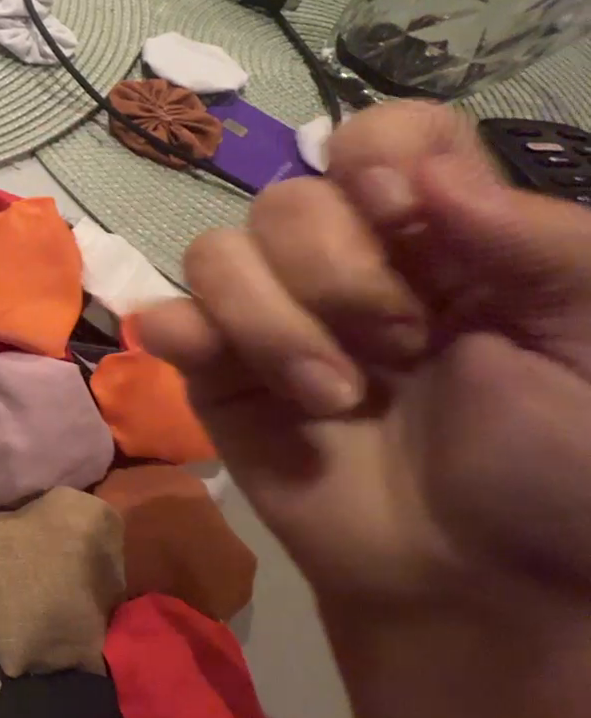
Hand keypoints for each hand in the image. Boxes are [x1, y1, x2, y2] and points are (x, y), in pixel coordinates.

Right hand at [138, 102, 590, 717]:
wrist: (477, 582)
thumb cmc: (570, 466)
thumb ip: (544, 241)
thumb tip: (419, 172)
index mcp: (444, 237)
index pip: (385, 135)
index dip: (377, 152)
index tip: (403, 212)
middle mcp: (345, 258)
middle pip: (286, 197)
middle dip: (339, 273)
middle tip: (403, 347)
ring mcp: (268, 310)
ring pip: (216, 249)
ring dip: (275, 325)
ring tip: (334, 397)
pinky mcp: (209, 362)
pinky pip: (167, 312)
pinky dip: (189, 334)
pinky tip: (231, 373)